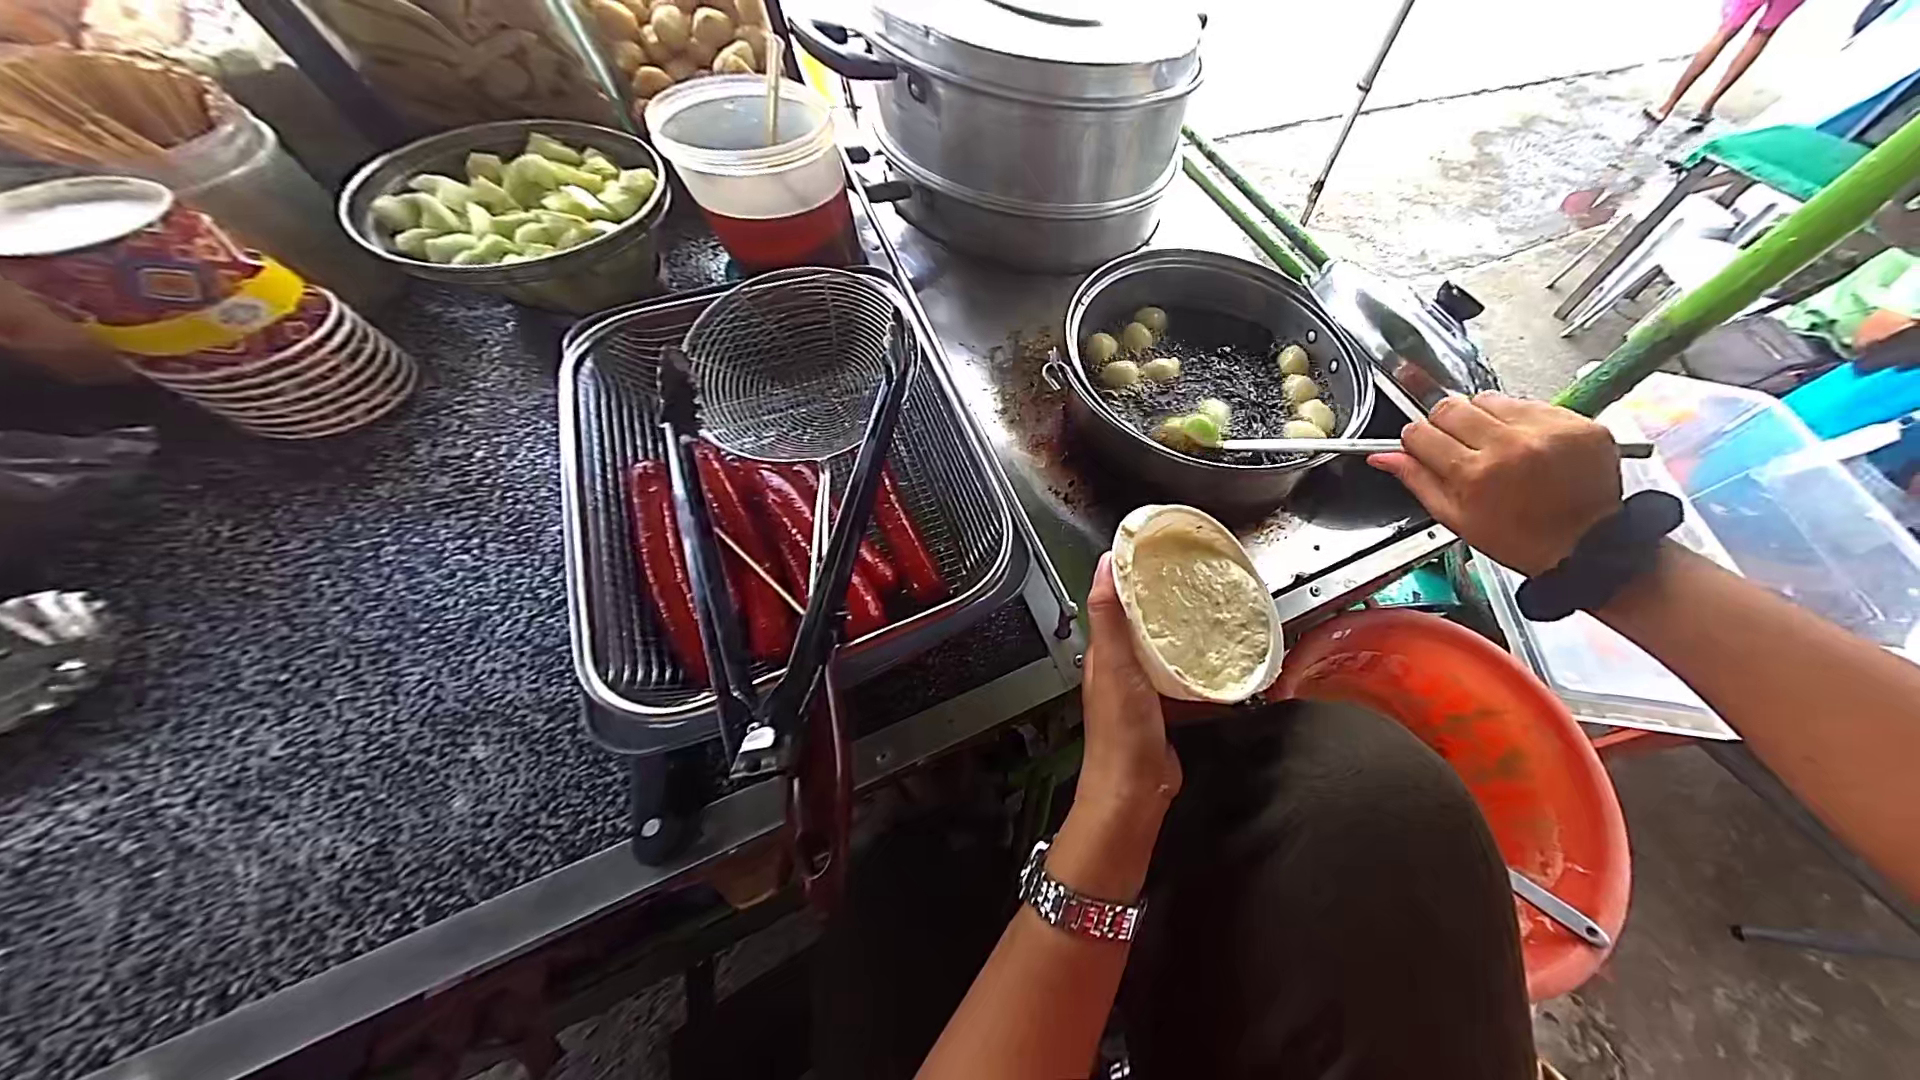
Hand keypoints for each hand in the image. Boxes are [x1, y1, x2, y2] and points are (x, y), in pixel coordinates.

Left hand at [1078, 553, 1181, 812]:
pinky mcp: (1163, 704)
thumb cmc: (1121, 732)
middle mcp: (1119, 664)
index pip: (1111, 599)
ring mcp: (1141, 685)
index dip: (1127, 573)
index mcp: (1102, 650)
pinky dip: (1189, 660)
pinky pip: (1176, 672)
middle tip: (1182, 574)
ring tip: (1198, 606)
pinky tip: (1208, 655)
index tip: (1149, 550)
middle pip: (1138, 620)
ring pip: (1158, 645)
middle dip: (1156, 597)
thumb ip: (1108, 616)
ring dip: (1174, 626)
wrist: (1136, 786)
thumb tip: (1103, 567)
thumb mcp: (1114, 663)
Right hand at [1368, 392, 1623, 575]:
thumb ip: (1415, 479)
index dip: (1415, 440)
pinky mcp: (1575, 423)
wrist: (1586, 542)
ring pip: (1487, 399)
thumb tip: (1381, 457)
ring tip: (1492, 444)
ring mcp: (1546, 432)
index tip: (1421, 447)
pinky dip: (1517, 419)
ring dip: (1480, 417)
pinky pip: (1528, 403)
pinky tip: (1522, 443)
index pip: (1420, 433)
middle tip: (1455, 445)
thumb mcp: (1453, 516)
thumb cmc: (1516, 536)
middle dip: (1443, 424)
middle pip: (1450, 408)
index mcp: (1474, 473)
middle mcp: (1510, 446)